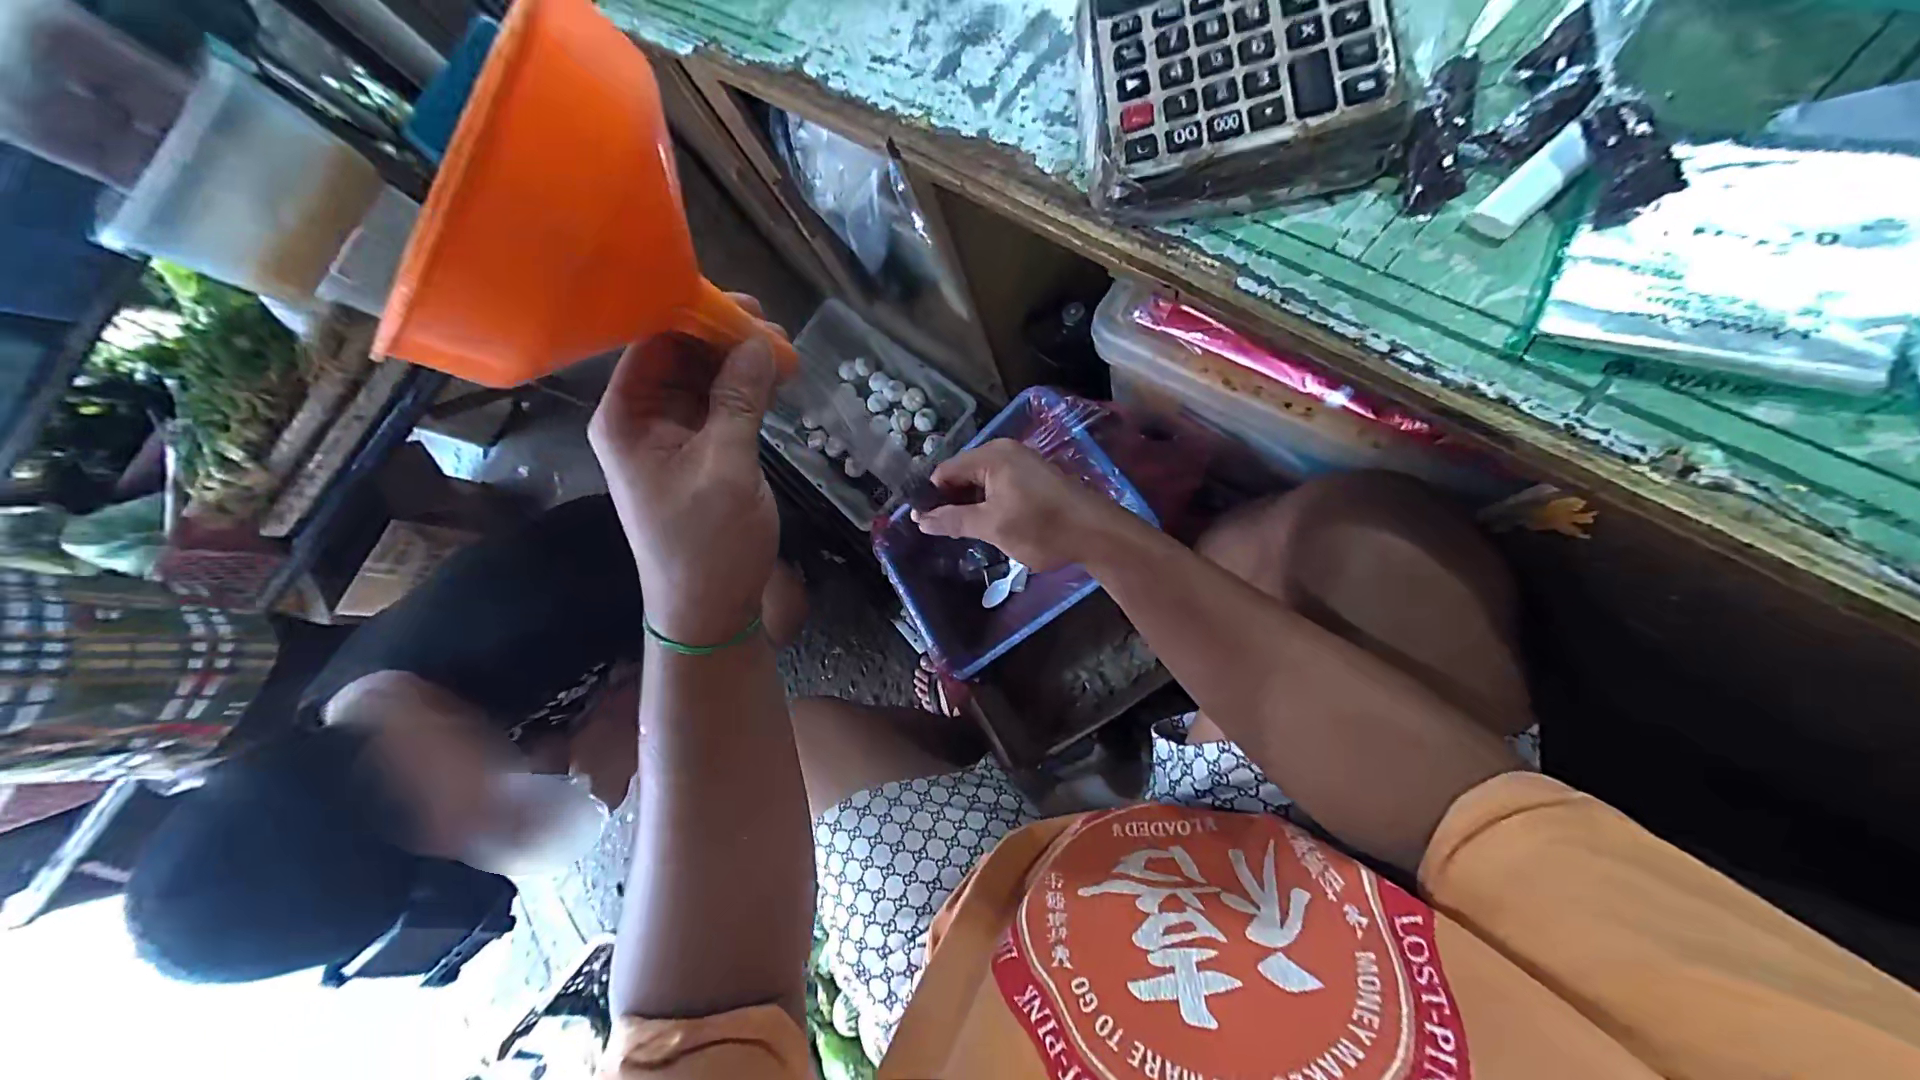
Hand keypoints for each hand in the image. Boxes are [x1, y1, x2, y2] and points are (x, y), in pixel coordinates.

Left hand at [589, 296, 788, 644]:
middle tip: (776, 333)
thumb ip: (739, 401)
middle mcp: (643, 419)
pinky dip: (747, 394)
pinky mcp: (701, 454)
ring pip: (704, 381)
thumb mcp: (726, 467)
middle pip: (678, 357)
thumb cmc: (707, 543)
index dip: (694, 317)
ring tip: (786, 355)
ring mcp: (673, 437)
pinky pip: (721, 408)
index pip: (651, 343)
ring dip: (741, 365)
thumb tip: (760, 343)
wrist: (711, 612)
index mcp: (627, 417)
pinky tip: (777, 382)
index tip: (746, 308)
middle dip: (725, 340)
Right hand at [911, 440, 1135, 572]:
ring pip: (982, 482)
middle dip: (951, 501)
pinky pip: (1000, 486)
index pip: (945, 471)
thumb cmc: (1041, 527)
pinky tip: (990, 525)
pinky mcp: (1036, 478)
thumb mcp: (991, 526)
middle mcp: (1005, 451)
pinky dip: (990, 503)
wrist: (1097, 534)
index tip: (922, 523)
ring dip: (971, 505)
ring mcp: (1023, 463)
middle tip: (941, 532)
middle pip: (963, 474)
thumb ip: (953, 520)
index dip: (931, 497)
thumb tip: (920, 519)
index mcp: (991, 455)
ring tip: (963, 532)